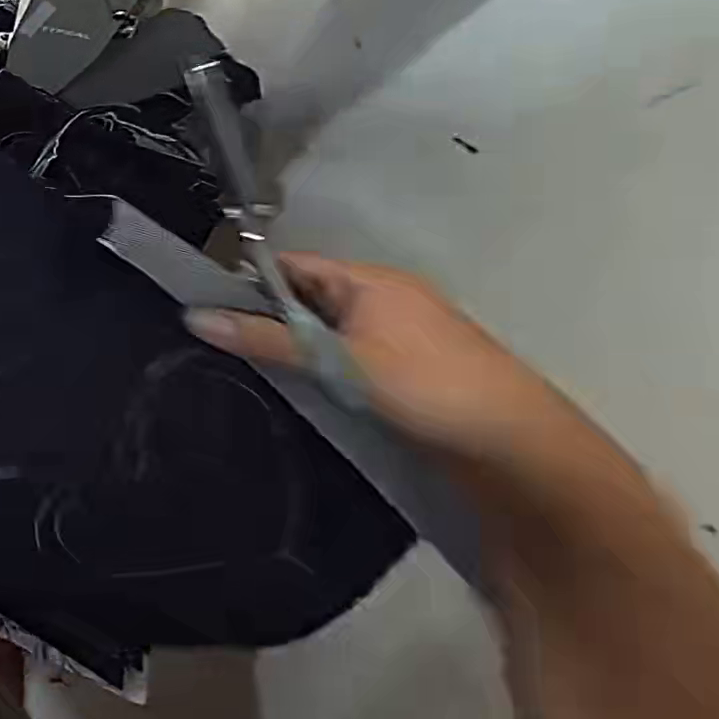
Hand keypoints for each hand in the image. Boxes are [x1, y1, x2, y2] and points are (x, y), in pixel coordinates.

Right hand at [184, 253, 595, 468]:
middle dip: (263, 315)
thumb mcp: (335, 360)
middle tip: (221, 341)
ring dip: (288, 342)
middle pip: (301, 296)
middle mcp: (380, 298)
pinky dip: (313, 362)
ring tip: (248, 363)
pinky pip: (338, 352)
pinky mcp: (399, 367)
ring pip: (318, 327)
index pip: (288, 265)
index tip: (208, 307)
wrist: (523, 452)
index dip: (246, 280)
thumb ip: (264, 338)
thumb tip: (194, 316)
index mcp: (369, 281)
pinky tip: (294, 383)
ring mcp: (393, 333)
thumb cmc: (430, 388)